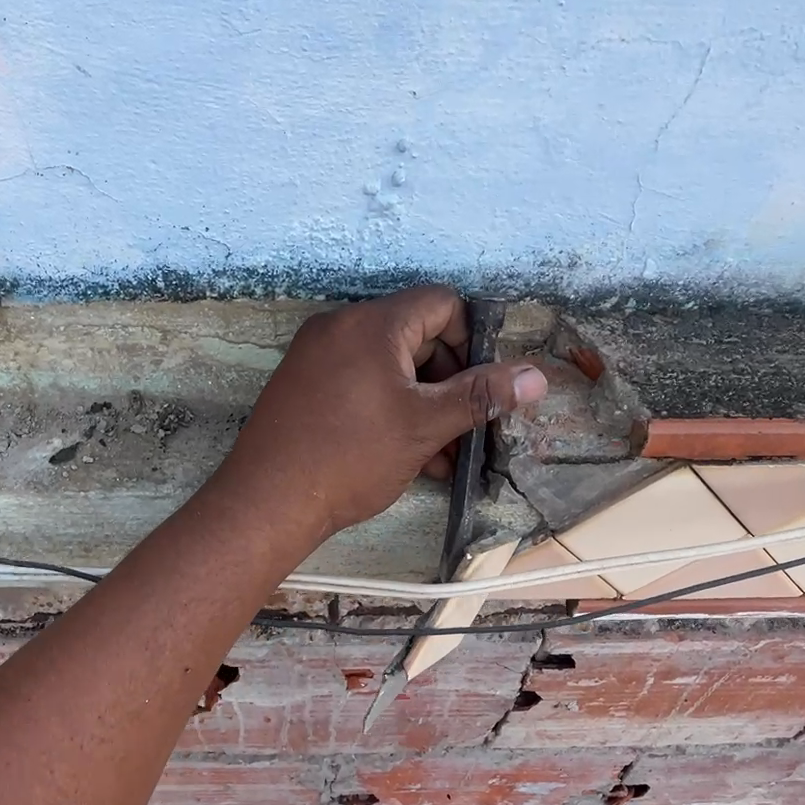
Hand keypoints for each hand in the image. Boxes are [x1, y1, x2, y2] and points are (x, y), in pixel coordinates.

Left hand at [213, 285, 548, 540]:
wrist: (267, 501)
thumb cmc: (350, 457)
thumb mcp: (425, 425)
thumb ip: (481, 395)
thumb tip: (537, 376)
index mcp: (371, 323)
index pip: (442, 303)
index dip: (471, 340)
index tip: (479, 388)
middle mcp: (340, 326)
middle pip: (416, 334)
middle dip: (447, 382)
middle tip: (462, 429)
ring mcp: (316, 354)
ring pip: (389, 366)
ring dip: (422, 404)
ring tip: (440, 455)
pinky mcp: (302, 382)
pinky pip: (359, 381)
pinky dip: (388, 408)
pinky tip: (407, 456)